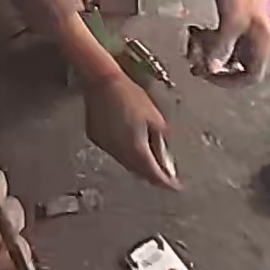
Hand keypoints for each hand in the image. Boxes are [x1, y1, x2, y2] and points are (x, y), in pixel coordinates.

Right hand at [83, 73, 178, 188]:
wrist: (102, 82)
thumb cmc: (130, 95)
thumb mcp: (155, 118)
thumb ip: (160, 140)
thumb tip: (163, 155)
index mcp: (136, 148)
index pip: (153, 174)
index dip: (165, 182)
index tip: (174, 186)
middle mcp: (119, 152)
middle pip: (138, 171)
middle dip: (151, 175)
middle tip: (163, 175)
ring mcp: (105, 146)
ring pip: (124, 163)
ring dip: (136, 164)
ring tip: (147, 159)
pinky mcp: (96, 138)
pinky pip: (113, 151)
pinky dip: (123, 152)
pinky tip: (128, 143)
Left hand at [190, 0, 269, 83]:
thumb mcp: (231, 20)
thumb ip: (223, 45)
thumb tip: (214, 68)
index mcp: (260, 42)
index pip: (251, 76)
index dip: (230, 81)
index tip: (209, 75)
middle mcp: (254, 40)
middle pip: (235, 67)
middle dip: (214, 65)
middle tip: (194, 59)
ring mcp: (243, 31)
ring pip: (225, 53)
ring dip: (208, 52)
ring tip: (192, 44)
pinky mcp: (231, 21)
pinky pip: (219, 39)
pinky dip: (207, 40)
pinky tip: (196, 32)